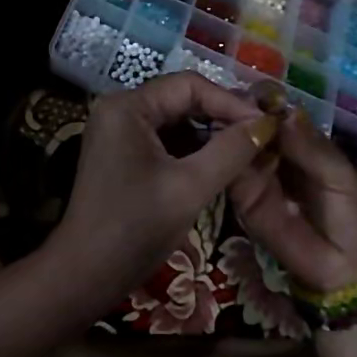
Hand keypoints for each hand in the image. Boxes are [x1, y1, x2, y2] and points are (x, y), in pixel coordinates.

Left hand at [48, 73, 276, 308]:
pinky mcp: (124, 157)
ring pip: (176, 122)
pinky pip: (166, 142)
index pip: (189, 85)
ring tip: (252, 151)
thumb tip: (267, 124)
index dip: (231, 102)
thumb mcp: (190, 186)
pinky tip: (225, 165)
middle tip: (265, 137)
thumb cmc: (136, 226)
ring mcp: (119, 134)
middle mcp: (120, 111)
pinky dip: (195, 151)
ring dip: (212, 136)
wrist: (88, 271)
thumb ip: (231, 150)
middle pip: (182, 100)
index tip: (269, 124)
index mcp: (127, 107)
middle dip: (223, 118)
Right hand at [229, 109, 356, 291]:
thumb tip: (286, 112)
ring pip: (235, 148)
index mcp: (299, 144)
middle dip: (237, 116)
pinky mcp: (240, 199)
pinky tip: (214, 145)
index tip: (244, 91)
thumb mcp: (340, 177)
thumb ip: (311, 148)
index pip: (275, 117)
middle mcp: (273, 155)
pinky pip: (229, 176)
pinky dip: (222, 161)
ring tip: (213, 119)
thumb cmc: (355, 218)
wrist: (346, 270)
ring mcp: (254, 176)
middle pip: (250, 129)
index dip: (261, 103)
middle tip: (221, 102)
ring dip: (226, 134)